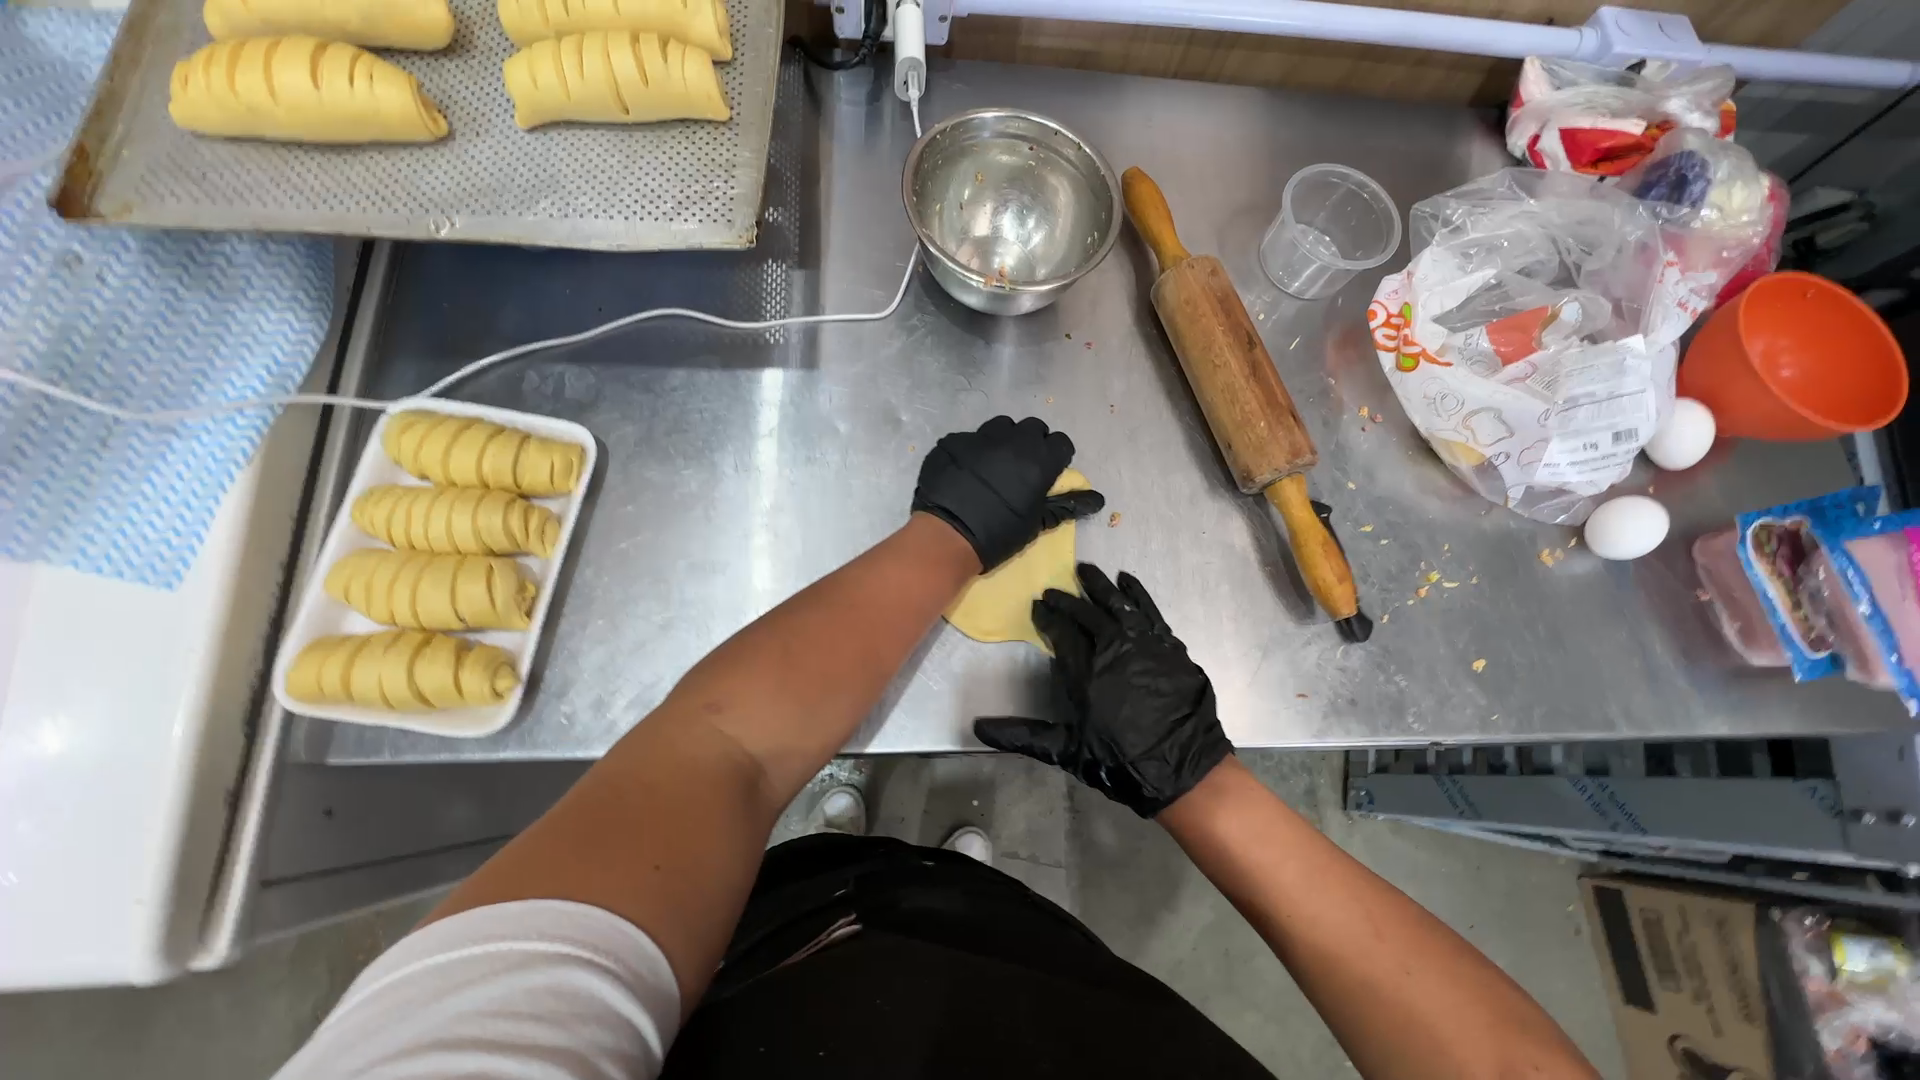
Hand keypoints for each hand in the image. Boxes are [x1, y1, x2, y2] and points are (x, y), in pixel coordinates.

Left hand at [911, 416, 1105, 570]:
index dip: (1058, 455)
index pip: (1061, 442)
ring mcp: (980, 437)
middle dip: (1032, 441)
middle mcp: (1012, 440)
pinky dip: (973, 450)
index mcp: (1039, 459)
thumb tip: (1097, 500)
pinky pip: (970, 439)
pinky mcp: (952, 441)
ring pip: (1000, 425)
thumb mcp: (1036, 523)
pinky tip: (965, 470)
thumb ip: (1065, 506)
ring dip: (1004, 439)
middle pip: (1032, 427)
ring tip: (995, 462)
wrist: (946, 536)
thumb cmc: (998, 534)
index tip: (1050, 471)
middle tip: (1024, 466)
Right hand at [974, 564, 1231, 816]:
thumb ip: (1024, 735)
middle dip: (1067, 600)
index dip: (1047, 617)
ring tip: (1087, 570)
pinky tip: (1128, 582)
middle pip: (1087, 614)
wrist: (1183, 770)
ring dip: (1101, 586)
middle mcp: (1114, 649)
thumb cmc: (1121, 762)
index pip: (1061, 633)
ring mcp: (1146, 645)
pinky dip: (1138, 595)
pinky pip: (1151, 612)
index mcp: (1086, 672)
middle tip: (1053, 591)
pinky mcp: (1170, 648)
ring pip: (1119, 605)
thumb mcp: (1067, 751)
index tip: (1037, 606)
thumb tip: (978, 728)